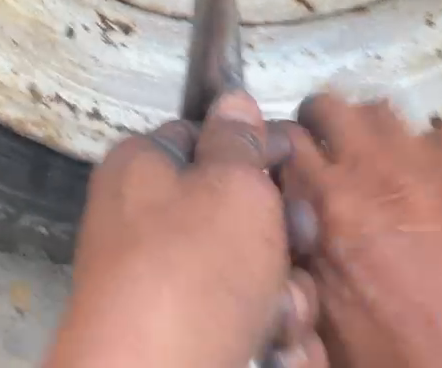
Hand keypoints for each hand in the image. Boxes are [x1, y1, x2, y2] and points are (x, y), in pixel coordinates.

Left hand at [47, 91, 325, 367]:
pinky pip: (250, 324)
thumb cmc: (193, 269)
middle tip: (297, 246)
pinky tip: (280, 353)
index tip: (293, 160)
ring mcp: (169, 288)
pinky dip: (275, 340)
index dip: (254, 146)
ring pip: (254, 274)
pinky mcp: (191, 341)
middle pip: (238, 211)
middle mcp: (149, 223)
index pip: (204, 136)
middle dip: (281, 234)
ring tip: (281, 317)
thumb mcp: (229, 183)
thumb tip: (232, 98)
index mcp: (144, 169)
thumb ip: (239, 139)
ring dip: (286, 296)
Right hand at [279, 93, 441, 367]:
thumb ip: (300, 254)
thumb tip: (288, 218)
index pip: (286, 140)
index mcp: (327, 208)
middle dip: (321, 120)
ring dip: (372, 128)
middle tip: (327, 144)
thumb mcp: (324, 318)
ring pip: (385, 110)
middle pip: (332, 106)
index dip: (282, 147)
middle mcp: (372, 173)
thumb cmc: (399, 361)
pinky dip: (434, 147)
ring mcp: (428, 169)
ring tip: (378, 155)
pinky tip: (434, 174)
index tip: (287, 160)